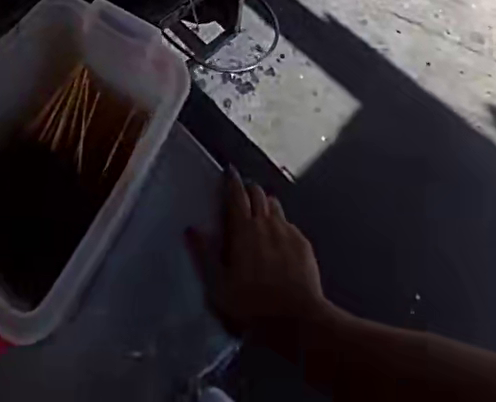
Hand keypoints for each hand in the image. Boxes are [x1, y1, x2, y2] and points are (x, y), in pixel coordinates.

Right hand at [186, 168, 341, 357]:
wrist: (299, 323)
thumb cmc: (255, 306)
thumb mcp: (218, 284)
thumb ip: (203, 253)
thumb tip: (191, 231)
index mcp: (243, 229)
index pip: (236, 193)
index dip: (231, 180)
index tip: (229, 172)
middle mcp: (266, 224)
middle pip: (257, 192)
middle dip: (249, 188)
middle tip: (242, 191)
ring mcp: (287, 233)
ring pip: (275, 205)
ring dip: (266, 203)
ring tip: (260, 210)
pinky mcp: (304, 246)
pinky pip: (291, 224)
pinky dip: (283, 224)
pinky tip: (279, 237)